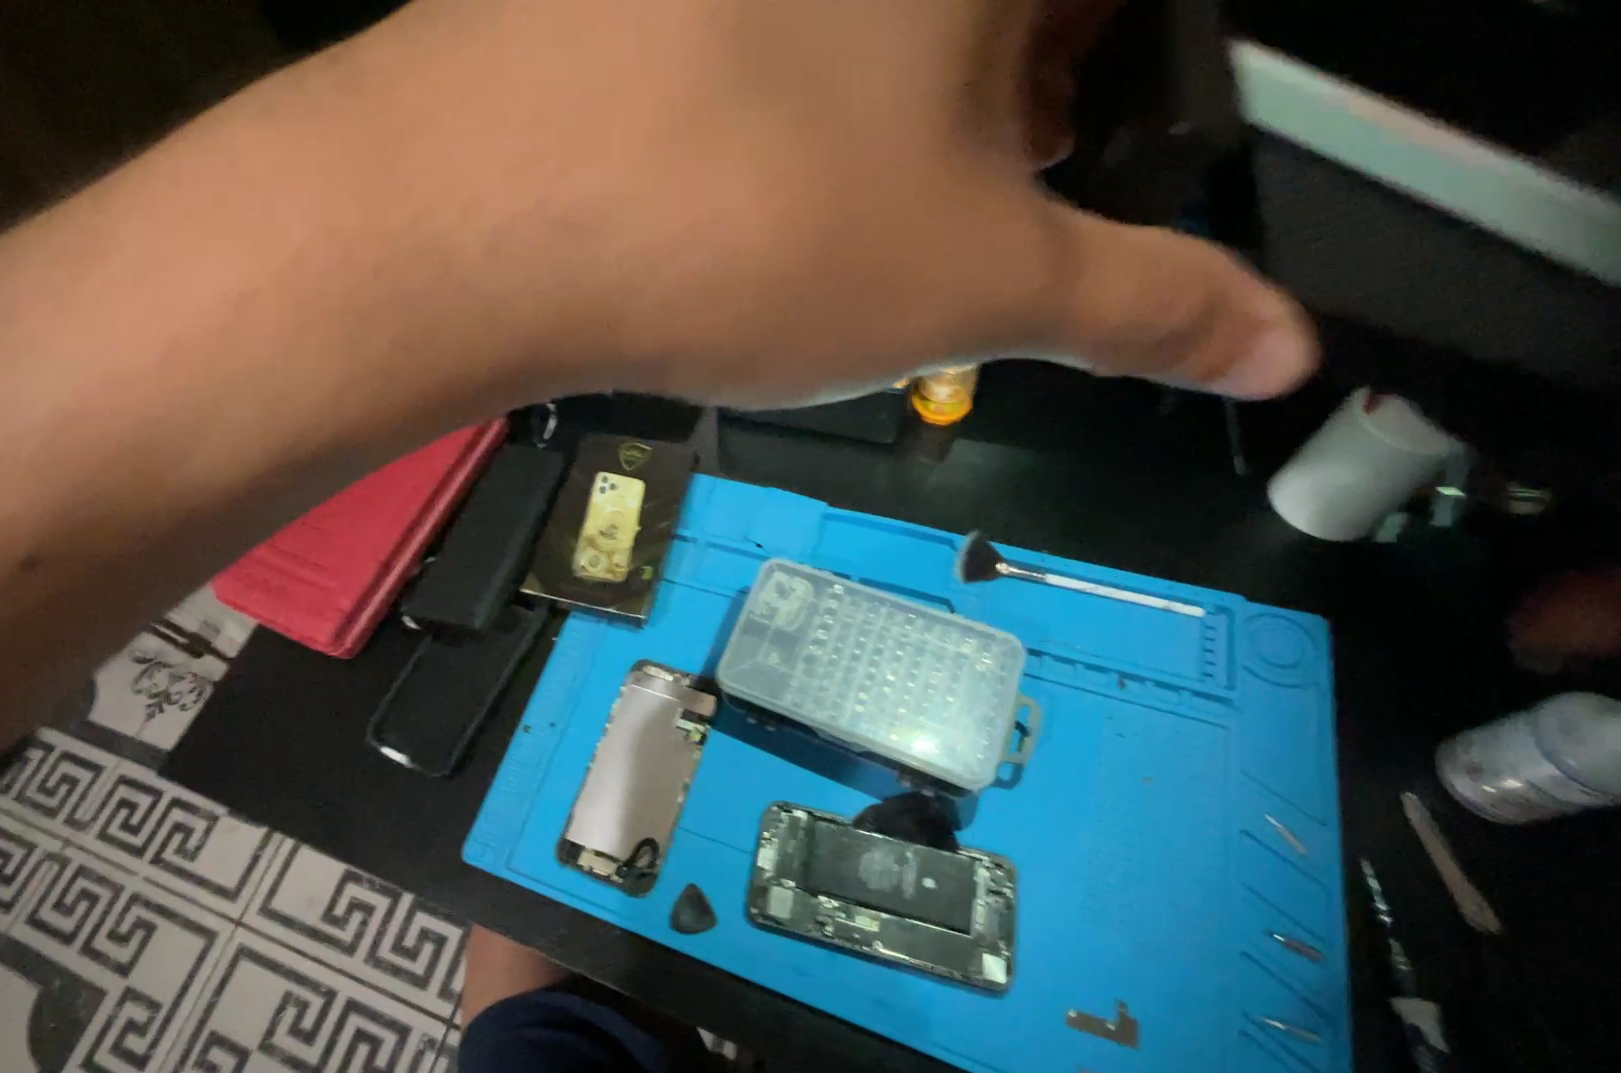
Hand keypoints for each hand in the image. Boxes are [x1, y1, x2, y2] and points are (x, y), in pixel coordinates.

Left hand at [347, 0, 1315, 405]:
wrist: (487, 219)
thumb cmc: (760, 231)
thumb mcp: (976, 282)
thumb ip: (1142, 305)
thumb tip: (1279, 344)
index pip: (1137, 19)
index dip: (1157, 77)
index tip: (1131, 153)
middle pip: (1013, 19)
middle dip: (1042, 90)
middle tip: (1019, 190)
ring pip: (897, 31)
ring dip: (928, 99)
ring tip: (893, 204)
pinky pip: (788, 37)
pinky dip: (820, 92)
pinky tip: (783, 173)